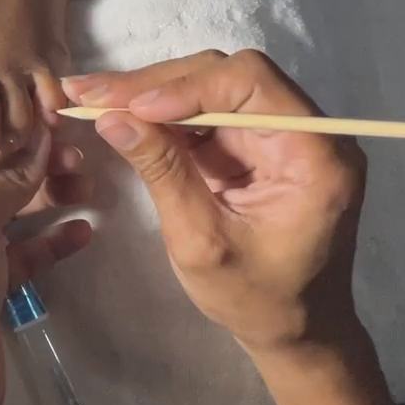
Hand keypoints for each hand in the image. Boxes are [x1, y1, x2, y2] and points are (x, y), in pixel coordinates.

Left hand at [0, 132, 91, 404]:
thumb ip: (5, 179)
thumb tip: (39, 142)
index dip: (6, 134)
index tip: (51, 120)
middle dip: (32, 166)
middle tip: (78, 154)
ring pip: (7, 213)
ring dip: (47, 199)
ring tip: (88, 183)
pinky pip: (18, 252)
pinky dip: (48, 240)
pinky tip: (84, 229)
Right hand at [66, 50, 366, 354]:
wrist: (295, 330)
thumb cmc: (257, 298)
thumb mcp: (201, 241)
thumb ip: (162, 172)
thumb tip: (110, 118)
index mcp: (314, 153)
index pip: (250, 83)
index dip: (188, 86)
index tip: (134, 109)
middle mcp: (302, 129)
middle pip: (222, 74)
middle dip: (154, 84)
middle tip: (91, 93)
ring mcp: (273, 131)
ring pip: (204, 83)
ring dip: (145, 91)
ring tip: (91, 96)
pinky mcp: (246, 139)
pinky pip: (197, 107)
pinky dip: (153, 109)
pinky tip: (114, 109)